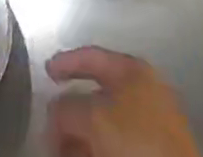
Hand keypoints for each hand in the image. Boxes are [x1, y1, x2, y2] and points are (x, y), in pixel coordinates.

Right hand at [47, 47, 199, 156]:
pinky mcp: (156, 149)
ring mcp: (154, 121)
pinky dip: (98, 146)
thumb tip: (55, 112)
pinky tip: (84, 153)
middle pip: (97, 93)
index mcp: (133, 70)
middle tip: (51, 124)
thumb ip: (64, 107)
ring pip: (106, 122)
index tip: (46, 72)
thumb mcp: (90, 117)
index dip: (66, 61)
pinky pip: (119, 141)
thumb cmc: (134, 139)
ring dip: (81, 134)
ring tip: (63, 147)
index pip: (92, 56)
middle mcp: (146, 90)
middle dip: (70, 111)